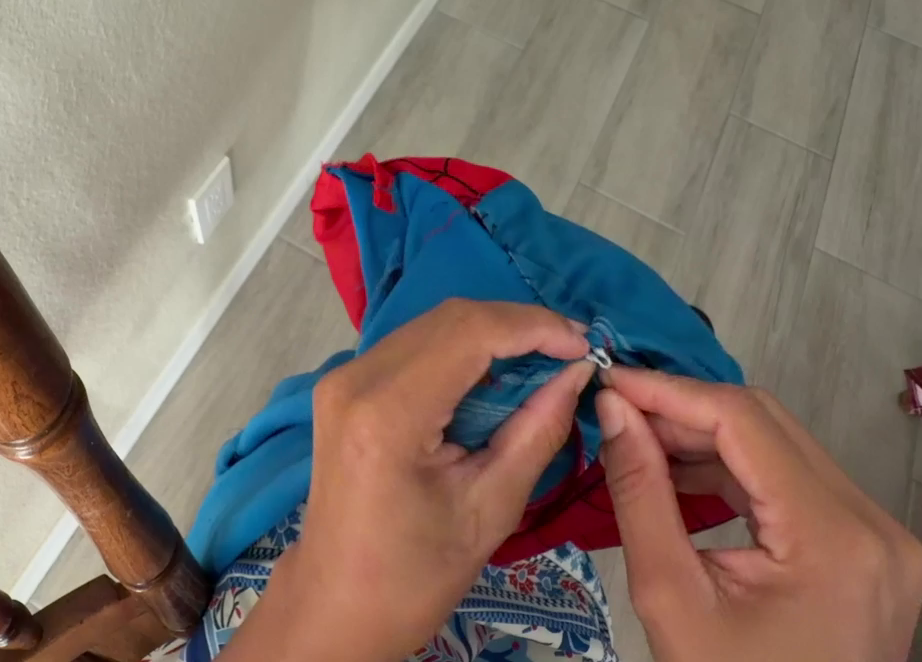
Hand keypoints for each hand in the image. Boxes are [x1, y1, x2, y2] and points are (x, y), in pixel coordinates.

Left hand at [227, 299, 594, 661]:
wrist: (337, 602)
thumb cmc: (416, 573)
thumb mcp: (491, 509)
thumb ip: (537, 430)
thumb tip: (577, 371)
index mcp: (388, 413)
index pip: (468, 332)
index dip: (532, 325)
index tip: (584, 341)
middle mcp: (357, 378)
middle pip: (449, 319)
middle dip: (516, 325)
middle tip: (570, 349)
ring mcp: (343, 375)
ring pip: (431, 324)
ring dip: (490, 332)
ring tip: (543, 358)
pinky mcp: (344, 382)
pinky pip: (413, 344)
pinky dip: (460, 347)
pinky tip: (496, 370)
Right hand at [595, 368, 921, 661]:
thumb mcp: (670, 596)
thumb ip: (639, 490)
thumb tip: (612, 405)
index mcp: (834, 538)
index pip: (743, 420)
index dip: (669, 390)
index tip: (607, 378)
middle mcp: (873, 522)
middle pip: (765, 423)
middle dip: (683, 408)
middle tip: (617, 409)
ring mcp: (879, 534)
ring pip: (776, 443)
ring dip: (703, 433)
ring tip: (638, 437)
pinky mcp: (867, 545)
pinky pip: (789, 478)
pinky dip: (730, 466)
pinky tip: (678, 470)